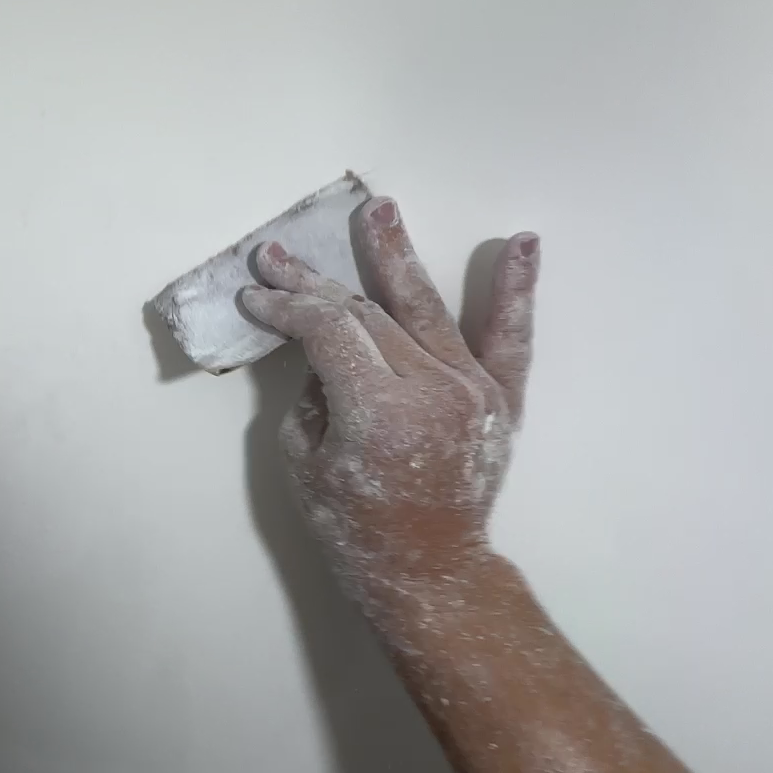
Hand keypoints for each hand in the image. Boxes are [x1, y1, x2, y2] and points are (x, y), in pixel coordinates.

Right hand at [239, 196, 539, 610]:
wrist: (425, 562)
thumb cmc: (348, 520)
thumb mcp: (301, 457)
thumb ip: (310, 392)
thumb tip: (320, 350)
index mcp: (378, 409)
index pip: (326, 331)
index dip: (285, 307)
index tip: (254, 294)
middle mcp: (433, 387)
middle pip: (366, 313)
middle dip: (313, 283)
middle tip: (278, 254)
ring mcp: (474, 388)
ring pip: (426, 307)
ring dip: (394, 256)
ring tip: (378, 210)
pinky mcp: (501, 396)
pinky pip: (508, 336)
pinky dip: (513, 290)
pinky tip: (519, 245)